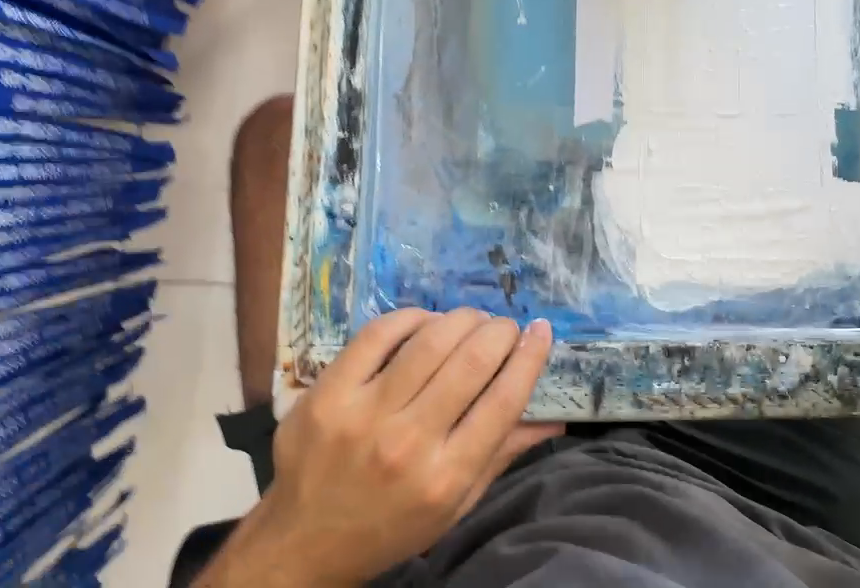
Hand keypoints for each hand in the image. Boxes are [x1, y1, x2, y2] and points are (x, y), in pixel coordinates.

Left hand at [218, 309, 559, 586]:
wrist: (303, 542)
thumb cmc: (390, 525)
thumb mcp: (454, 505)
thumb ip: (501, 455)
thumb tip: (556, 417)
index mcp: (446, 477)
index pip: (504, 401)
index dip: (530, 357)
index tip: (541, 331)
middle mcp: (408, 443)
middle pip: (470, 362)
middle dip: (498, 331)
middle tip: (504, 326)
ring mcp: (363, 414)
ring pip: (428, 341)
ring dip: (460, 319)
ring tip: (470, 320)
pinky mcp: (328, 393)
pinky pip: (377, 335)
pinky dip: (410, 317)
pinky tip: (425, 320)